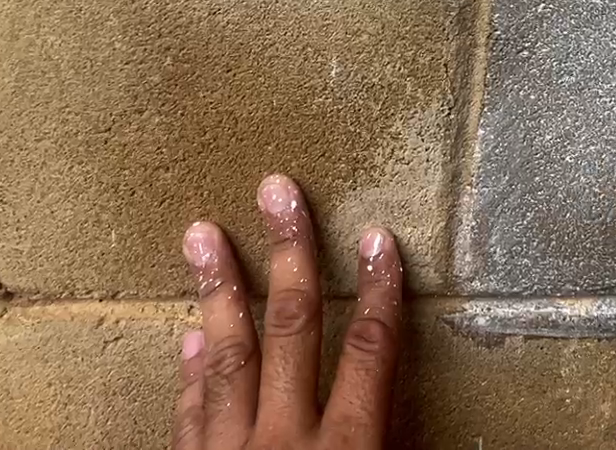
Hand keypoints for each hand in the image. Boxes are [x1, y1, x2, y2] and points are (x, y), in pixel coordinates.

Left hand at [175, 174, 403, 449]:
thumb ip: (395, 439)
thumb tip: (425, 419)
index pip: (368, 351)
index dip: (378, 291)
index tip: (378, 237)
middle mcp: (282, 441)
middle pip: (292, 328)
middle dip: (289, 252)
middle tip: (274, 190)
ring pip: (228, 360)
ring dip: (220, 289)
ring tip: (203, 233)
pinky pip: (190, 419)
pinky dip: (192, 375)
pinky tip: (191, 336)